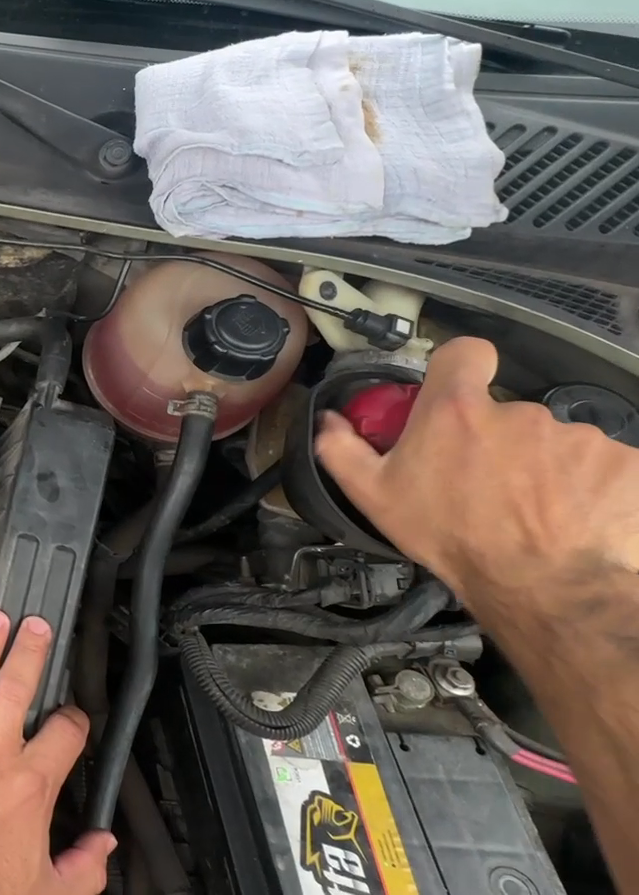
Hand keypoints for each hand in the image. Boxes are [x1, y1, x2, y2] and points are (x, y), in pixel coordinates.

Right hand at [314, 336, 638, 608]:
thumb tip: (329, 419)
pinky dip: (589, 484)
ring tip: (531, 506)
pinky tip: (572, 515)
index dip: (461, 366)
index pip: (466, 353)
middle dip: (496, 439)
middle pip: (507, 412)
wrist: (545, 586)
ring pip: (554, 441)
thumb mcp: (372, 495)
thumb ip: (341, 448)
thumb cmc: (449, 534)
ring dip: (543, 464)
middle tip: (483, 480)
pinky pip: (602, 464)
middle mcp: (521, 413)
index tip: (456, 393)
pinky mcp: (627, 465)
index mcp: (456, 412)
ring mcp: (581, 438)